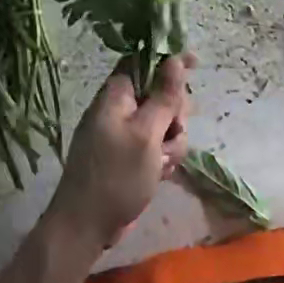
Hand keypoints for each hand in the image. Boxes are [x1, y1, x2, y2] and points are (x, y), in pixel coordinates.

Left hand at [44, 54, 193, 249]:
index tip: (195, 63)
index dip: (169, 61)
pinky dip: (163, 158)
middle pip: (160, 94)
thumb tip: (174, 58)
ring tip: (162, 162)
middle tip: (173, 131)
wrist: (87, 225)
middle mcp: (119, 110)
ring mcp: (124, 135)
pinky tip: (159, 174)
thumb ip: (164, 96)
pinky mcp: (130, 157)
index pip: (144, 61)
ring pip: (164, 124)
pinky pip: (157, 146)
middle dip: (175, 113)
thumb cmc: (116, 175)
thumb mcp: (147, 133)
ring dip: (171, 141)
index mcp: (116, 95)